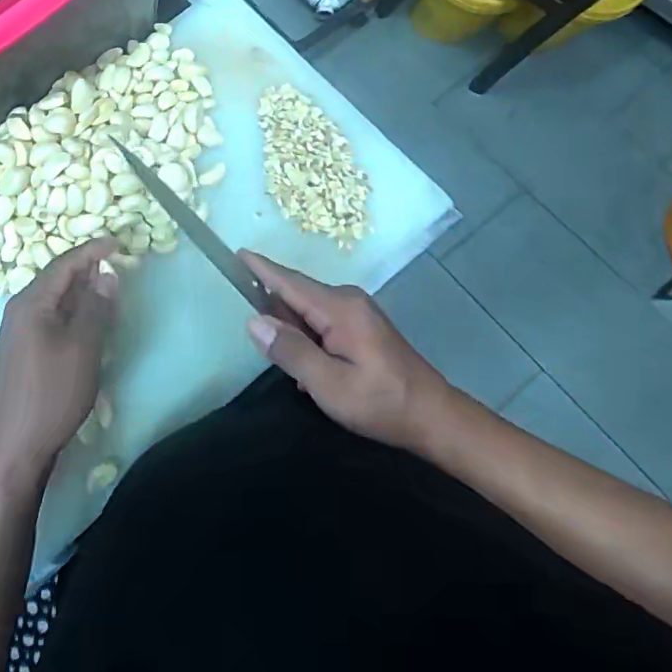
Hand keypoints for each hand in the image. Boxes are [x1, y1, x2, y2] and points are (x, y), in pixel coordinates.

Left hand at [0, 238, 119, 479]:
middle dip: (87, 268)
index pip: (64, 264)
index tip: (118, 242)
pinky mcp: (25, 352)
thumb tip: (105, 274)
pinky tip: (91, 322)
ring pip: (55, 300)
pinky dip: (74, 313)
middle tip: (119, 263)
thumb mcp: (82, 347)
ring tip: (110, 287)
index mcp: (31, 302)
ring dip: (82, 291)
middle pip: (57, 279)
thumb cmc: (51, 393)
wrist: (15, 445)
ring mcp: (20, 333)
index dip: (92, 250)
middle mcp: (21, 311)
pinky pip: (52, 319)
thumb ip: (95, 307)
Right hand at [240, 250, 454, 452]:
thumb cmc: (382, 403)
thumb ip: (290, 351)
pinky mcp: (361, 326)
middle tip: (256, 336)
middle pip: (296, 294)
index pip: (289, 281)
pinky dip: (306, 338)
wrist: (435, 418)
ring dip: (291, 330)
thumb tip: (254, 321)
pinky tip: (307, 369)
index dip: (261, 269)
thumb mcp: (329, 384)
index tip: (236, 253)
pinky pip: (321, 321)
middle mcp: (348, 300)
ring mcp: (357, 312)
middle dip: (272, 308)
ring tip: (283, 360)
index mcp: (340, 308)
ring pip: (307, 310)